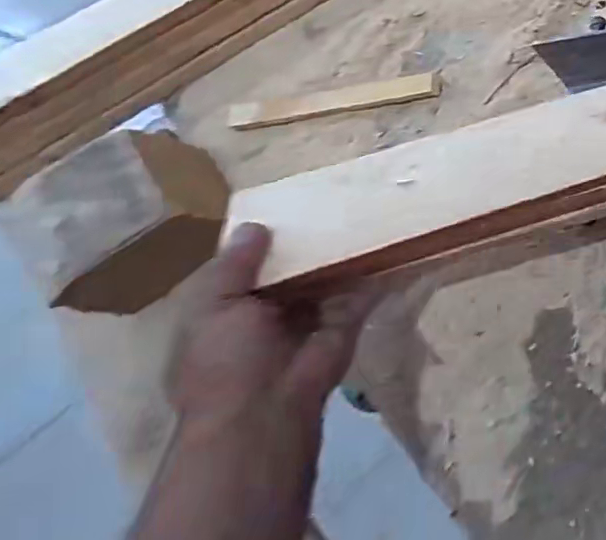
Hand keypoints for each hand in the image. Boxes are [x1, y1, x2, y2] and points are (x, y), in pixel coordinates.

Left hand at [133, 224, 376, 539]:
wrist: (267, 407)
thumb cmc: (225, 360)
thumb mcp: (212, 309)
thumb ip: (232, 268)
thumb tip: (254, 225)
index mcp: (234, 308)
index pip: (251, 266)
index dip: (266, 240)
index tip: (289, 206)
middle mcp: (276, 308)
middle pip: (298, 266)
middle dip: (313, 240)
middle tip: (338, 199)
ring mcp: (316, 312)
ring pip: (333, 272)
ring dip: (346, 250)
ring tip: (369, 208)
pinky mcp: (351, 316)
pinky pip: (366, 287)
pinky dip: (379, 266)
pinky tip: (393, 236)